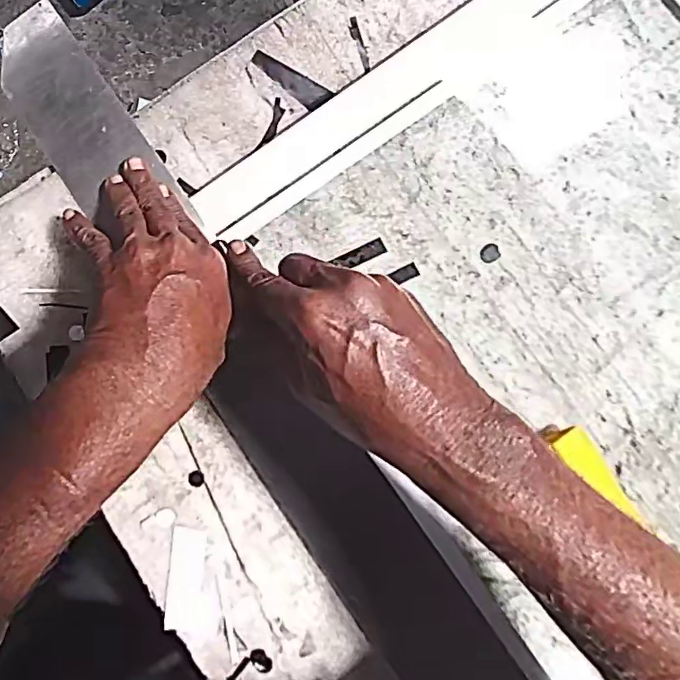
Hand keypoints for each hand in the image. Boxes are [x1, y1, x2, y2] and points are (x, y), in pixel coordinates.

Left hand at [61, 158, 229, 415]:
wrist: (150, 364)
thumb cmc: (183, 358)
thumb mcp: (215, 333)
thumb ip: (208, 310)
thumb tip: (204, 316)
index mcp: (207, 265)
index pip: (190, 227)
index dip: (177, 209)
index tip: (170, 198)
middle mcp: (175, 250)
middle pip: (159, 208)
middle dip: (148, 186)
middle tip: (140, 171)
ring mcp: (141, 253)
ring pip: (129, 212)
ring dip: (120, 194)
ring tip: (115, 181)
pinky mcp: (110, 264)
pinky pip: (92, 238)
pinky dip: (80, 227)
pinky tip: (73, 219)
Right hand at [222, 242, 502, 472]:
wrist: (442, 421)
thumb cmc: (386, 417)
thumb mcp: (311, 390)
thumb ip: (280, 348)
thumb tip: (266, 331)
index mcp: (314, 314)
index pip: (264, 281)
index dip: (244, 270)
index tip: (237, 258)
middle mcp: (344, 291)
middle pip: (296, 265)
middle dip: (289, 288)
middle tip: (292, 316)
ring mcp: (374, 287)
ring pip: (330, 273)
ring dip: (323, 295)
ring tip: (337, 336)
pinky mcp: (397, 290)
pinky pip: (360, 285)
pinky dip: (353, 302)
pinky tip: (362, 336)